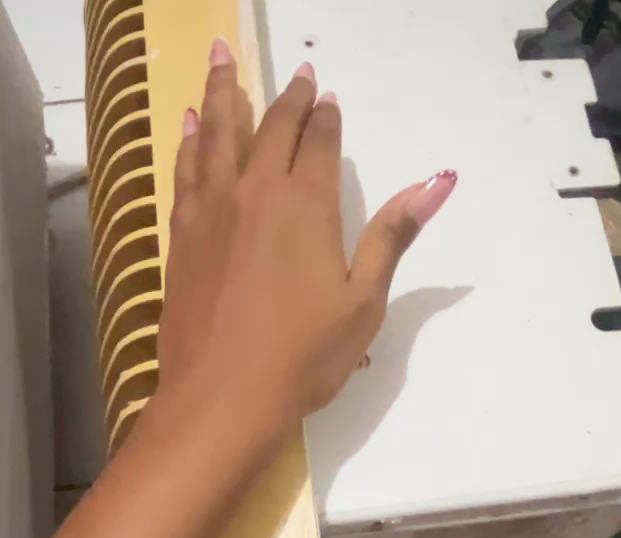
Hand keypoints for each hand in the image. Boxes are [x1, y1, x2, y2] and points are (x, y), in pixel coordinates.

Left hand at [156, 41, 456, 433]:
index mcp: (306, 204)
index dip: (326, 117)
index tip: (328, 95)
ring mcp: (211, 212)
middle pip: (271, 127)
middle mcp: (255, 192)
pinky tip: (190, 129)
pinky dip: (190, 143)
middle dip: (286, 97)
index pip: (320, 142)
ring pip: (218, 136)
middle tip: (294, 72)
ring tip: (219, 57)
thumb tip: (439, 180)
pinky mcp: (181, 238)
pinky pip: (185, 172)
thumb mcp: (363, 301)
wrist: (222, 398)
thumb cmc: (304, 357)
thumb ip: (394, 235)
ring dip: (223, 94)